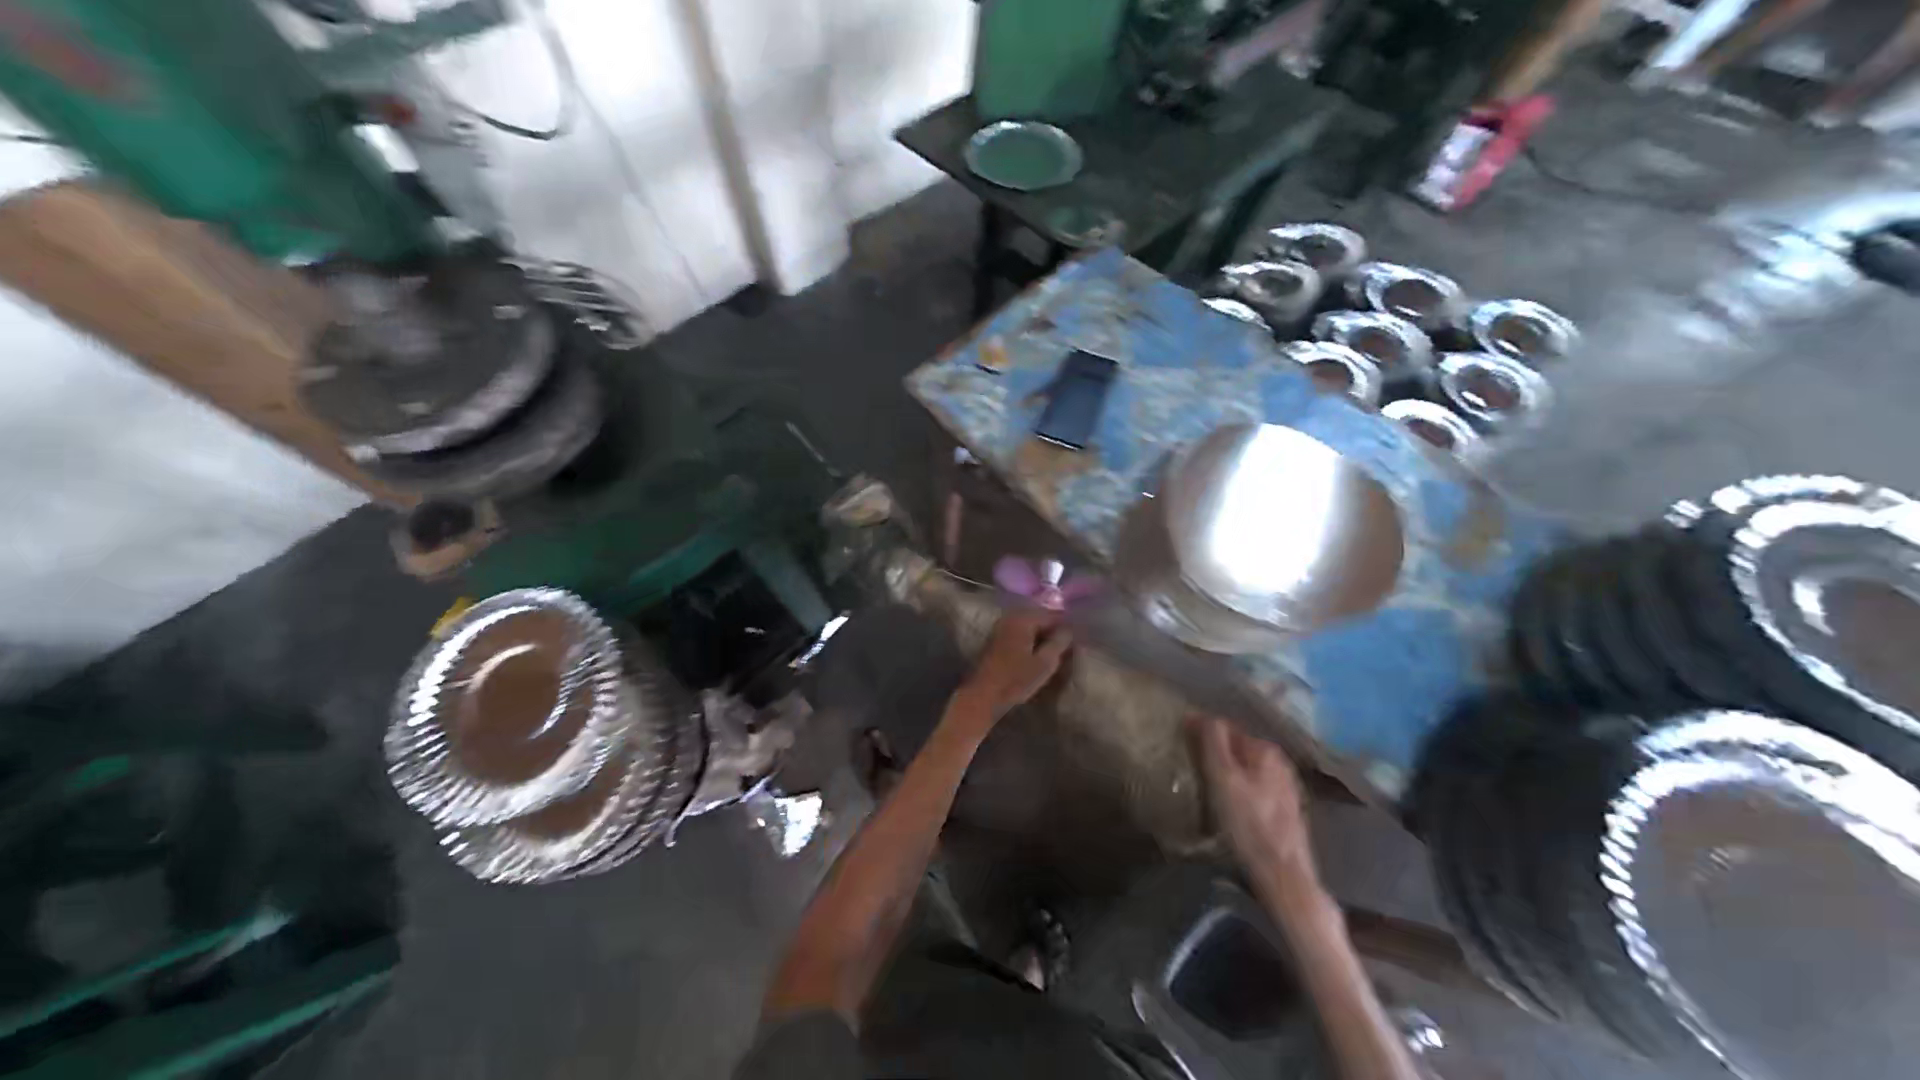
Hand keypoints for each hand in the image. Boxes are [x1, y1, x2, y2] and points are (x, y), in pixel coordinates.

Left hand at [954, 609, 1072, 719]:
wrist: (982, 696)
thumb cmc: (1015, 680)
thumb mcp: (1045, 664)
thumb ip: (1059, 643)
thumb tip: (1070, 629)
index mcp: (1023, 619)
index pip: (1053, 615)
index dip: (1068, 626)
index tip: (1079, 639)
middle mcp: (1011, 617)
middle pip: (1040, 618)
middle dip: (1055, 630)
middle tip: (1069, 646)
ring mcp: (1002, 627)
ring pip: (1030, 626)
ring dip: (1043, 636)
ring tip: (1056, 652)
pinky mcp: (997, 639)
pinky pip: (1021, 633)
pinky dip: (1031, 640)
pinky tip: (1039, 654)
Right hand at [1190, 714, 1316, 883]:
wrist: (1283, 874)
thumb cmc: (1248, 823)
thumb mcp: (1222, 778)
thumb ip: (1212, 741)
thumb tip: (1198, 713)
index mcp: (1265, 749)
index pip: (1226, 727)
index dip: (1201, 732)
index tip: (1180, 742)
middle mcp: (1280, 762)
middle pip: (1237, 748)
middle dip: (1215, 752)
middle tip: (1190, 766)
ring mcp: (1286, 787)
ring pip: (1247, 769)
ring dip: (1227, 771)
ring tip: (1205, 786)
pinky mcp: (1286, 810)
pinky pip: (1255, 788)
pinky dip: (1239, 789)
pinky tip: (1229, 806)